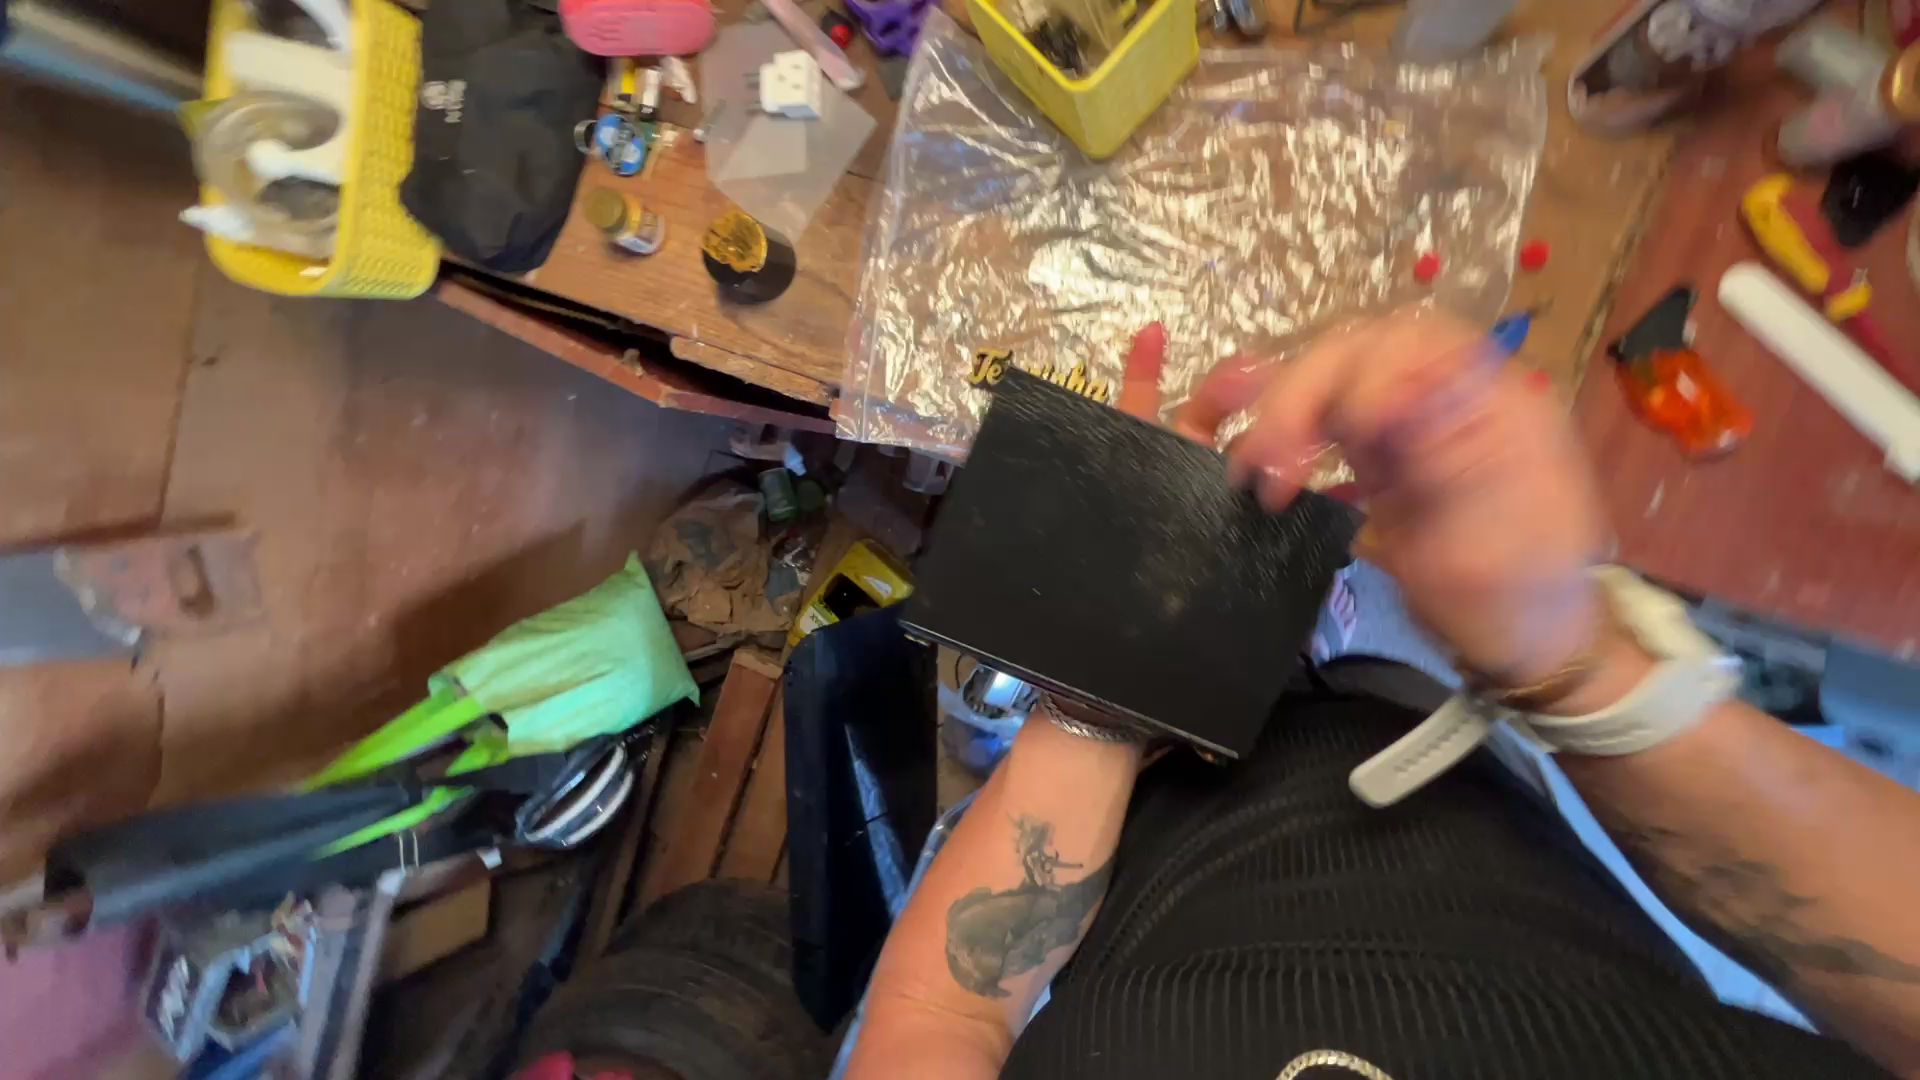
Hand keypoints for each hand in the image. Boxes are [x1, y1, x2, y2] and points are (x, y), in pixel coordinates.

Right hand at [1166, 309, 1612, 690]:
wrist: (1514, 634)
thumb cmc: (1516, 600)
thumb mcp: (1495, 545)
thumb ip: (1452, 465)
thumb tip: (1392, 401)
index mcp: (1495, 406)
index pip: (1417, 345)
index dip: (1362, 374)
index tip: (1338, 434)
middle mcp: (1446, 399)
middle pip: (1355, 354)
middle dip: (1300, 395)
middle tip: (1268, 459)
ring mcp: (1405, 423)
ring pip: (1324, 382)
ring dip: (1278, 416)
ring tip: (1253, 470)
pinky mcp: (1373, 450)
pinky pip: (1314, 420)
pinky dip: (1277, 435)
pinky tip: (1259, 468)